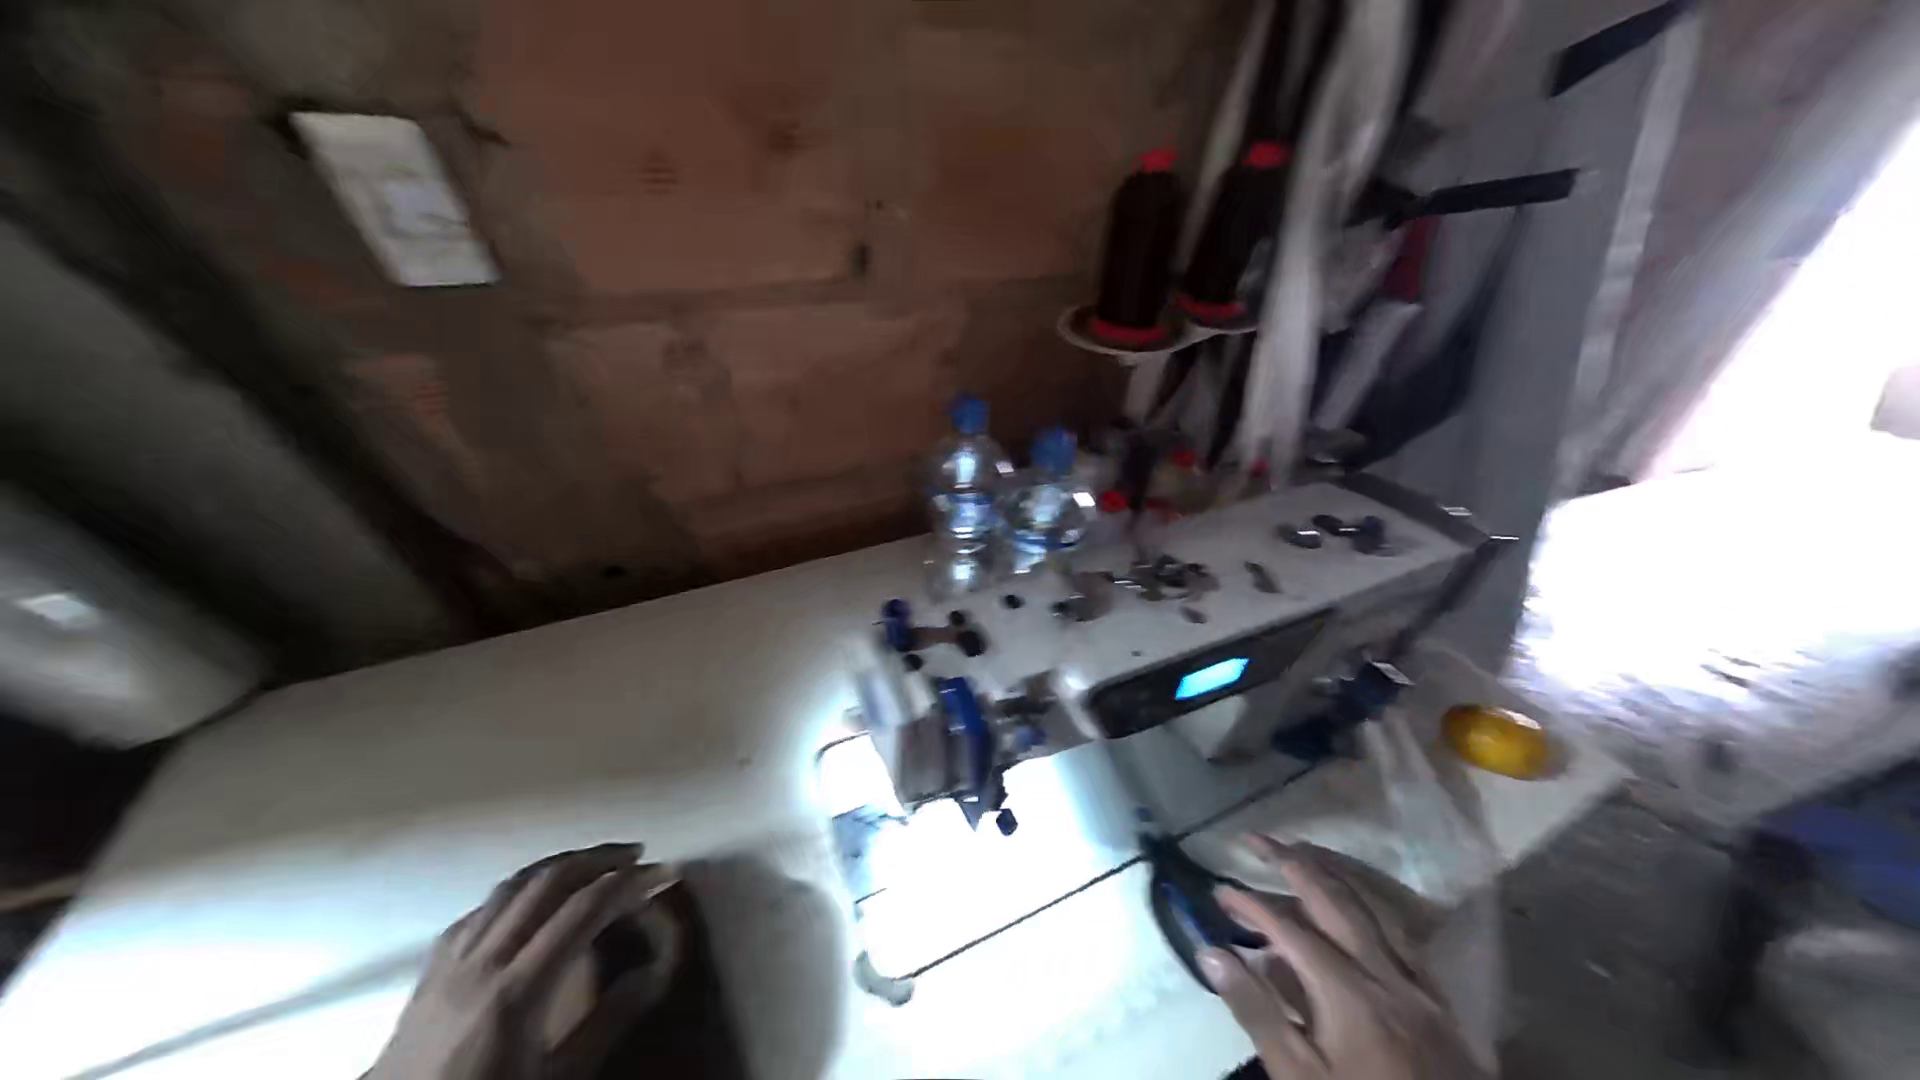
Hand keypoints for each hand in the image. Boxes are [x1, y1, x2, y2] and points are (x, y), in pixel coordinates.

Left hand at [367, 844, 675, 1079]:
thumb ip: (608, 1023)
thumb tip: (657, 969)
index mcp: (516, 994)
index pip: (585, 910)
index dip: (632, 883)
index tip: (665, 874)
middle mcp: (481, 965)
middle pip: (549, 882)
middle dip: (601, 858)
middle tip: (638, 855)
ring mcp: (449, 965)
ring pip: (512, 886)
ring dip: (562, 864)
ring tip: (596, 862)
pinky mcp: (428, 972)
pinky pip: (480, 910)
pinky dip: (520, 890)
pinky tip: (536, 897)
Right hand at [1199, 839, 1485, 1079]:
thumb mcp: (1299, 1077)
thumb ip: (1255, 1011)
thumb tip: (1210, 952)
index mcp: (1348, 992)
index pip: (1288, 929)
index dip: (1250, 903)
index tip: (1218, 889)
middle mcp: (1385, 973)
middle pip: (1332, 900)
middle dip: (1290, 862)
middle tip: (1255, 839)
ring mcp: (1418, 983)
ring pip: (1374, 906)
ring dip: (1333, 871)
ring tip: (1300, 849)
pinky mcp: (1440, 999)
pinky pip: (1405, 932)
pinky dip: (1375, 902)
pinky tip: (1360, 895)